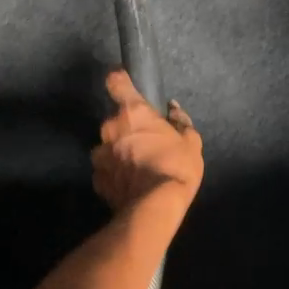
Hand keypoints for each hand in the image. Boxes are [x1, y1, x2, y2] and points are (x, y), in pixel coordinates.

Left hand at [91, 70, 202, 215]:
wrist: (155, 207)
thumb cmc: (176, 167)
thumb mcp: (191, 143)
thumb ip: (181, 123)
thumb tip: (173, 110)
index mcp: (133, 113)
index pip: (116, 82)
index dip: (120, 81)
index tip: (125, 84)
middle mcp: (110, 129)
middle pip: (115, 121)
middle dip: (127, 130)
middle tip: (145, 143)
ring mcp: (100, 155)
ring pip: (108, 147)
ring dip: (119, 152)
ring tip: (137, 168)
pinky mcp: (97, 180)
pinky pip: (106, 171)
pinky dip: (116, 174)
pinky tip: (130, 183)